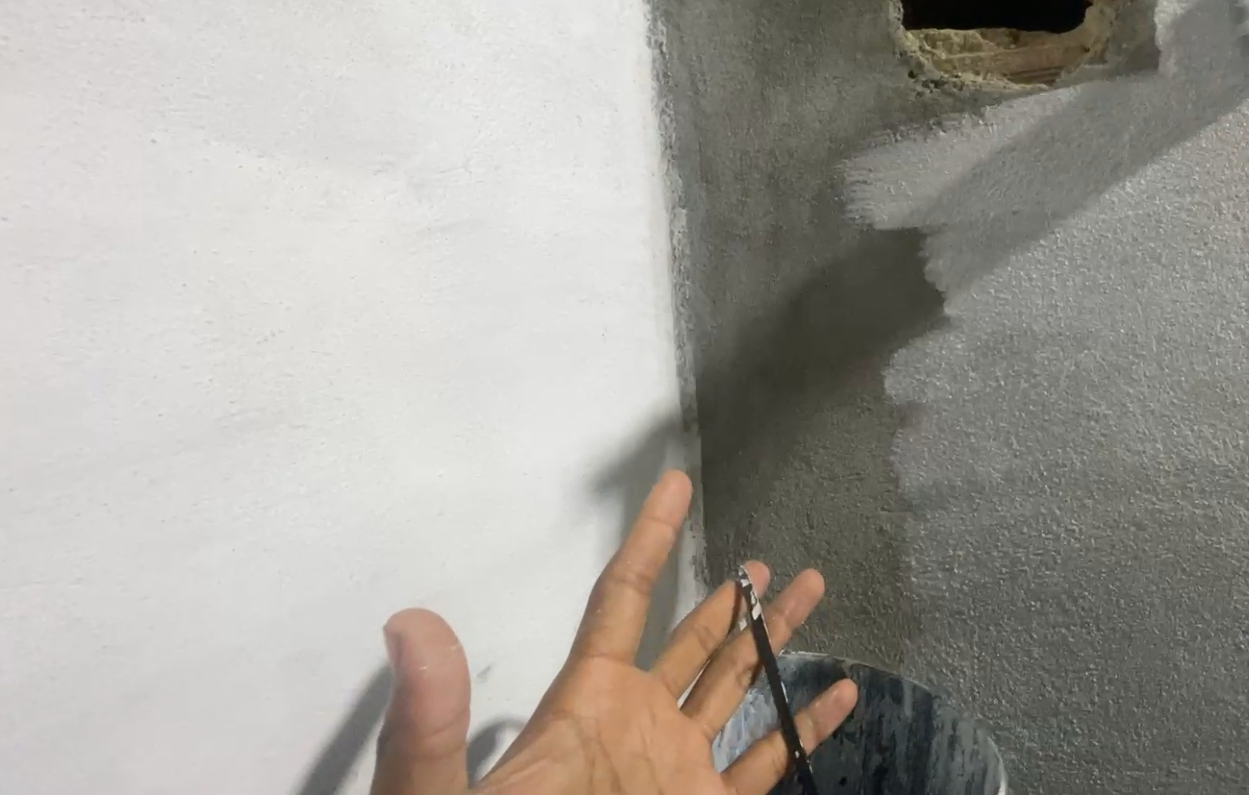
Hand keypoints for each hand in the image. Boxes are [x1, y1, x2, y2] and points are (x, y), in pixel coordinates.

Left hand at [370, 471, 857, 794]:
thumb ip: (430, 722)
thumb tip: (407, 622)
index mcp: (589, 700)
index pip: (625, 598)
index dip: (649, 538)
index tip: (674, 483)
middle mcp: (641, 722)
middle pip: (697, 639)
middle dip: (732, 598)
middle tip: (762, 563)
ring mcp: (681, 767)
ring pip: (740, 684)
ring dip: (775, 638)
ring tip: (809, 588)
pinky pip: (772, 759)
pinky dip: (809, 724)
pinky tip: (841, 691)